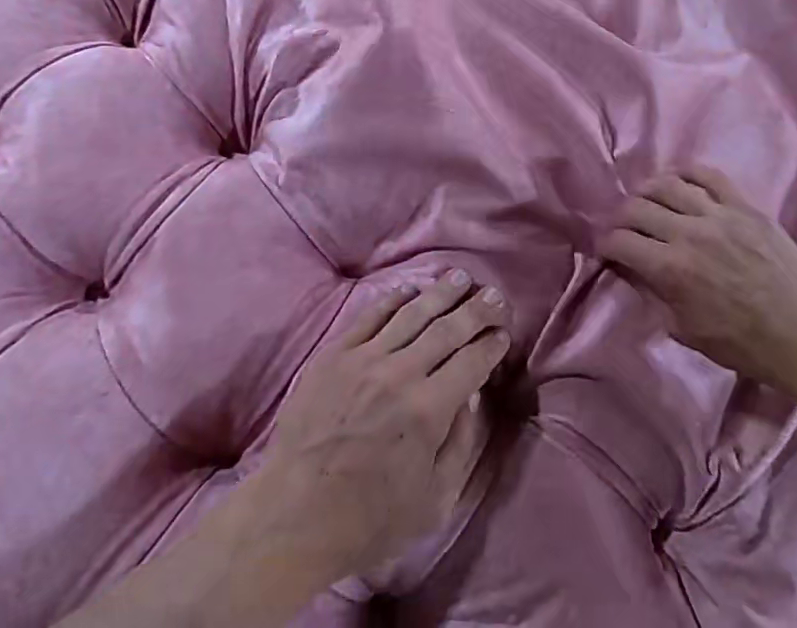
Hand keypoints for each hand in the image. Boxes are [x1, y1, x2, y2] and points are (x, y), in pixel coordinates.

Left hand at [247, 270, 511, 581]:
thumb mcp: (435, 501)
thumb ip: (461, 444)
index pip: (473, 361)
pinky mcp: (334, 356)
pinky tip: (409, 290)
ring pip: (412, 314)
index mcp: (430, 410)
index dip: (493, 343)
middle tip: (494, 294)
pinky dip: (393, 300)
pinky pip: (370, 317)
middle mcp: (401, 374)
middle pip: (449, 328)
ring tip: (460, 278)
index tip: (503, 333)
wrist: (292, 516)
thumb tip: (472, 396)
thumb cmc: (369, 518)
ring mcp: (364, 360)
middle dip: (477, 309)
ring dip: (440, 293)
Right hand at [597, 166, 796, 392]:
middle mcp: (689, 233)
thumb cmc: (741, 343)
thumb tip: (628, 267)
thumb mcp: (683, 330)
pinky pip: (708, 175)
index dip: (604, 244)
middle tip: (621, 228)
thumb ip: (651, 294)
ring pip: (667, 184)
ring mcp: (719, 214)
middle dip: (618, 217)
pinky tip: (677, 180)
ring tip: (644, 201)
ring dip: (646, 191)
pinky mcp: (746, 206)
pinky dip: (686, 172)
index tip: (604, 249)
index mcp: (671, 270)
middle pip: (636, 208)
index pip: (619, 241)